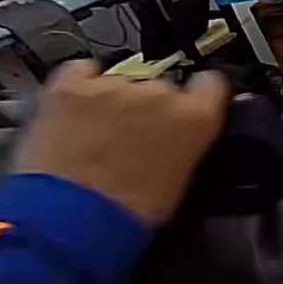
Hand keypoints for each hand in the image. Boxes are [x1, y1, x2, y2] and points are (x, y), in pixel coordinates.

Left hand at [12, 60, 229, 225]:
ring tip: (101, 129)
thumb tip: (181, 128)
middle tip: (137, 131)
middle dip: (153, 104)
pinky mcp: (70, 87)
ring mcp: (114, 87)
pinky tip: (81, 104)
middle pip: (163, 84)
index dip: (201, 91)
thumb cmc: (135, 204)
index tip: (193, 98)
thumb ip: (189, 137)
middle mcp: (161, 94)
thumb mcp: (185, 170)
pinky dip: (84, 83)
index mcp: (198, 117)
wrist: (75, 214)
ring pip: (124, 79)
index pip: (212, 82)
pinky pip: (83, 69)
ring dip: (116, 98)